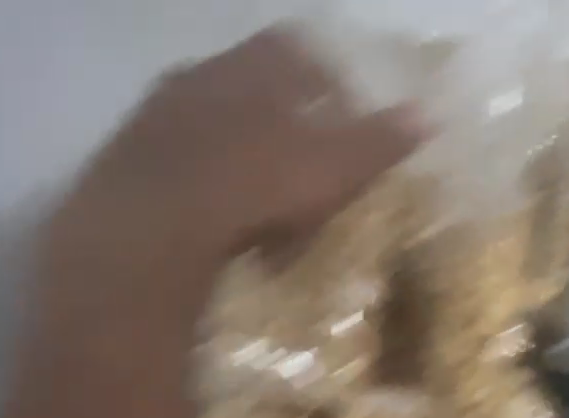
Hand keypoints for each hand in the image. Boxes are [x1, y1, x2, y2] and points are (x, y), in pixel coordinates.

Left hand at [42, 26, 424, 319]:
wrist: (159, 218)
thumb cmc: (264, 184)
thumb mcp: (341, 166)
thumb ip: (382, 141)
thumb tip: (428, 115)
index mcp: (254, 72)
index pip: (295, 48)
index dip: (329, 71)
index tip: (352, 102)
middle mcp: (204, 77)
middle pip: (257, 83)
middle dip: (293, 114)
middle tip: (323, 149)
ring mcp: (165, 112)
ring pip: (225, 120)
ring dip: (257, 148)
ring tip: (285, 188)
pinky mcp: (140, 152)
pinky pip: (198, 157)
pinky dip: (227, 178)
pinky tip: (244, 213)